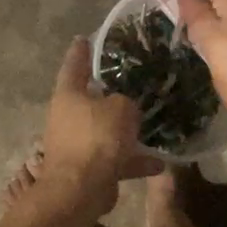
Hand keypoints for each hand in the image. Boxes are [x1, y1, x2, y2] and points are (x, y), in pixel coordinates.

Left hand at [38, 38, 162, 217]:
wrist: (81, 189)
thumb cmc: (97, 138)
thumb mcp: (121, 109)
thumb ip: (126, 101)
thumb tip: (126, 107)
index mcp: (69, 94)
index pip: (74, 64)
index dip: (81, 50)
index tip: (85, 38)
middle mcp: (67, 117)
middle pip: (90, 99)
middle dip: (109, 93)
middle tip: (130, 81)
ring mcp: (76, 144)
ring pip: (104, 131)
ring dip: (125, 131)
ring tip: (150, 124)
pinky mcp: (87, 169)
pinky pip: (115, 159)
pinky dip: (134, 160)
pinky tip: (158, 163)